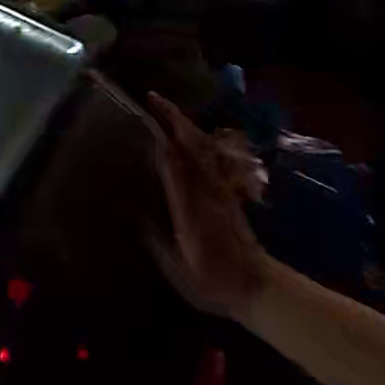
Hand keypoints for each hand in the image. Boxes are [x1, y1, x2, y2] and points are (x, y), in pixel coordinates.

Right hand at [144, 92, 271, 318]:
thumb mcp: (177, 266)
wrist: (258, 286)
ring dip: (185, 123)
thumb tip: (126, 207)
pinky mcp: (227, 192)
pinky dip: (196, 139)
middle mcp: (206, 190)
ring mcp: (219, 188)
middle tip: (151, 98)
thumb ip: (153, 235)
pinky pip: (209, 157)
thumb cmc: (213, 281)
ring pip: (203, 146)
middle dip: (173, 116)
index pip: (173, 160)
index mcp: (190, 205)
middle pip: (191, 142)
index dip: (159, 134)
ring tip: (164, 110)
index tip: (143, 114)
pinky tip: (186, 137)